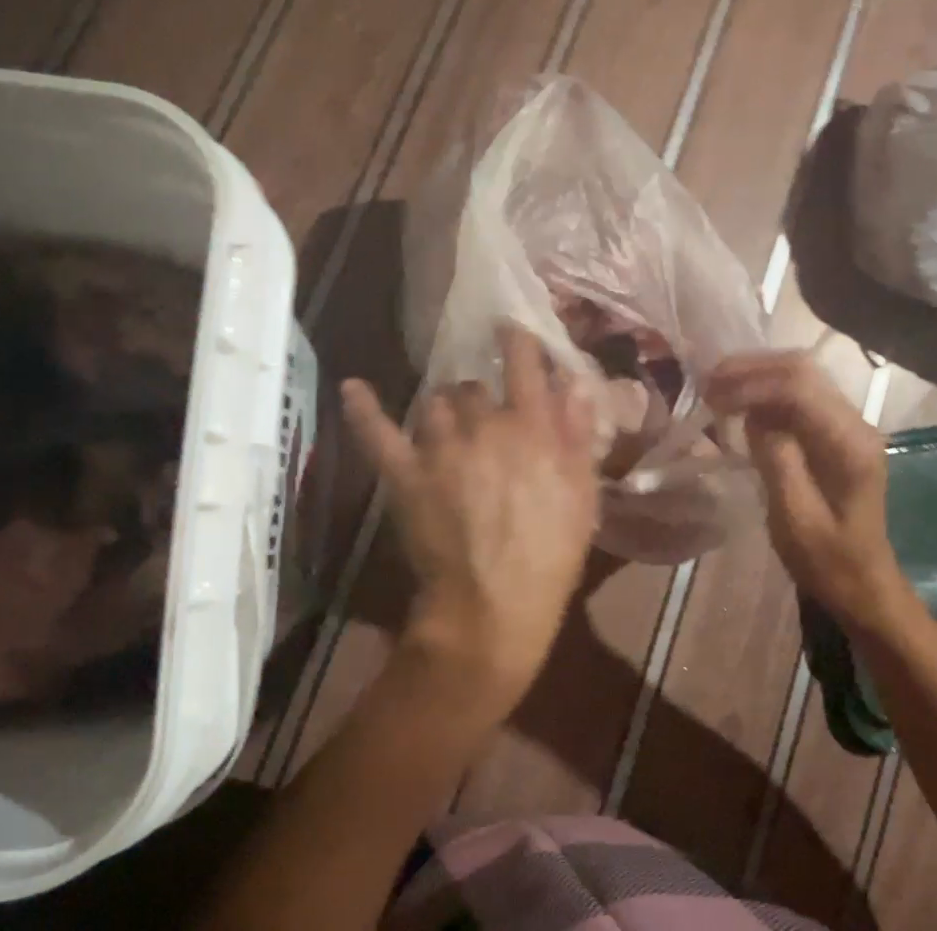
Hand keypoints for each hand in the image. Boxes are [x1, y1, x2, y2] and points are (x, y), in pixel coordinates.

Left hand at [340, 325, 598, 706]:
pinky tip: (353, 388)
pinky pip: (378, 432)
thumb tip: (575, 383)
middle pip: (473, 387)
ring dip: (443, 411)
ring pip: (434, 404)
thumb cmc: (552, 555)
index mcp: (533, 427)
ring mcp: (439, 448)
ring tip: (448, 430)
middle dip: (480, 399)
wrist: (494, 606)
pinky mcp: (404, 475)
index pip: (524, 364)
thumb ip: (578, 435)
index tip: (511, 330)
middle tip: (487, 424)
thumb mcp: (583, 496)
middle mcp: (485, 426)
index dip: (518, 340)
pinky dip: (364, 409)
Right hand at [705, 352, 910, 632]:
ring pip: (800, 376)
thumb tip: (754, 416)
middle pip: (802, 370)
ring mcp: (848, 425)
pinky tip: (738, 404)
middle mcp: (856, 423)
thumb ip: (778, 461)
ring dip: (756, 376)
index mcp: (851, 443)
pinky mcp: (835, 433)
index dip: (752, 383)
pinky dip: (764, 392)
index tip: (711, 395)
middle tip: (706, 383)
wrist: (863, 586)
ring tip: (714, 388)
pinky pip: (798, 396)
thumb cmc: (828, 562)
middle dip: (751, 369)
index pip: (800, 388)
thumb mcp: (796, 520)